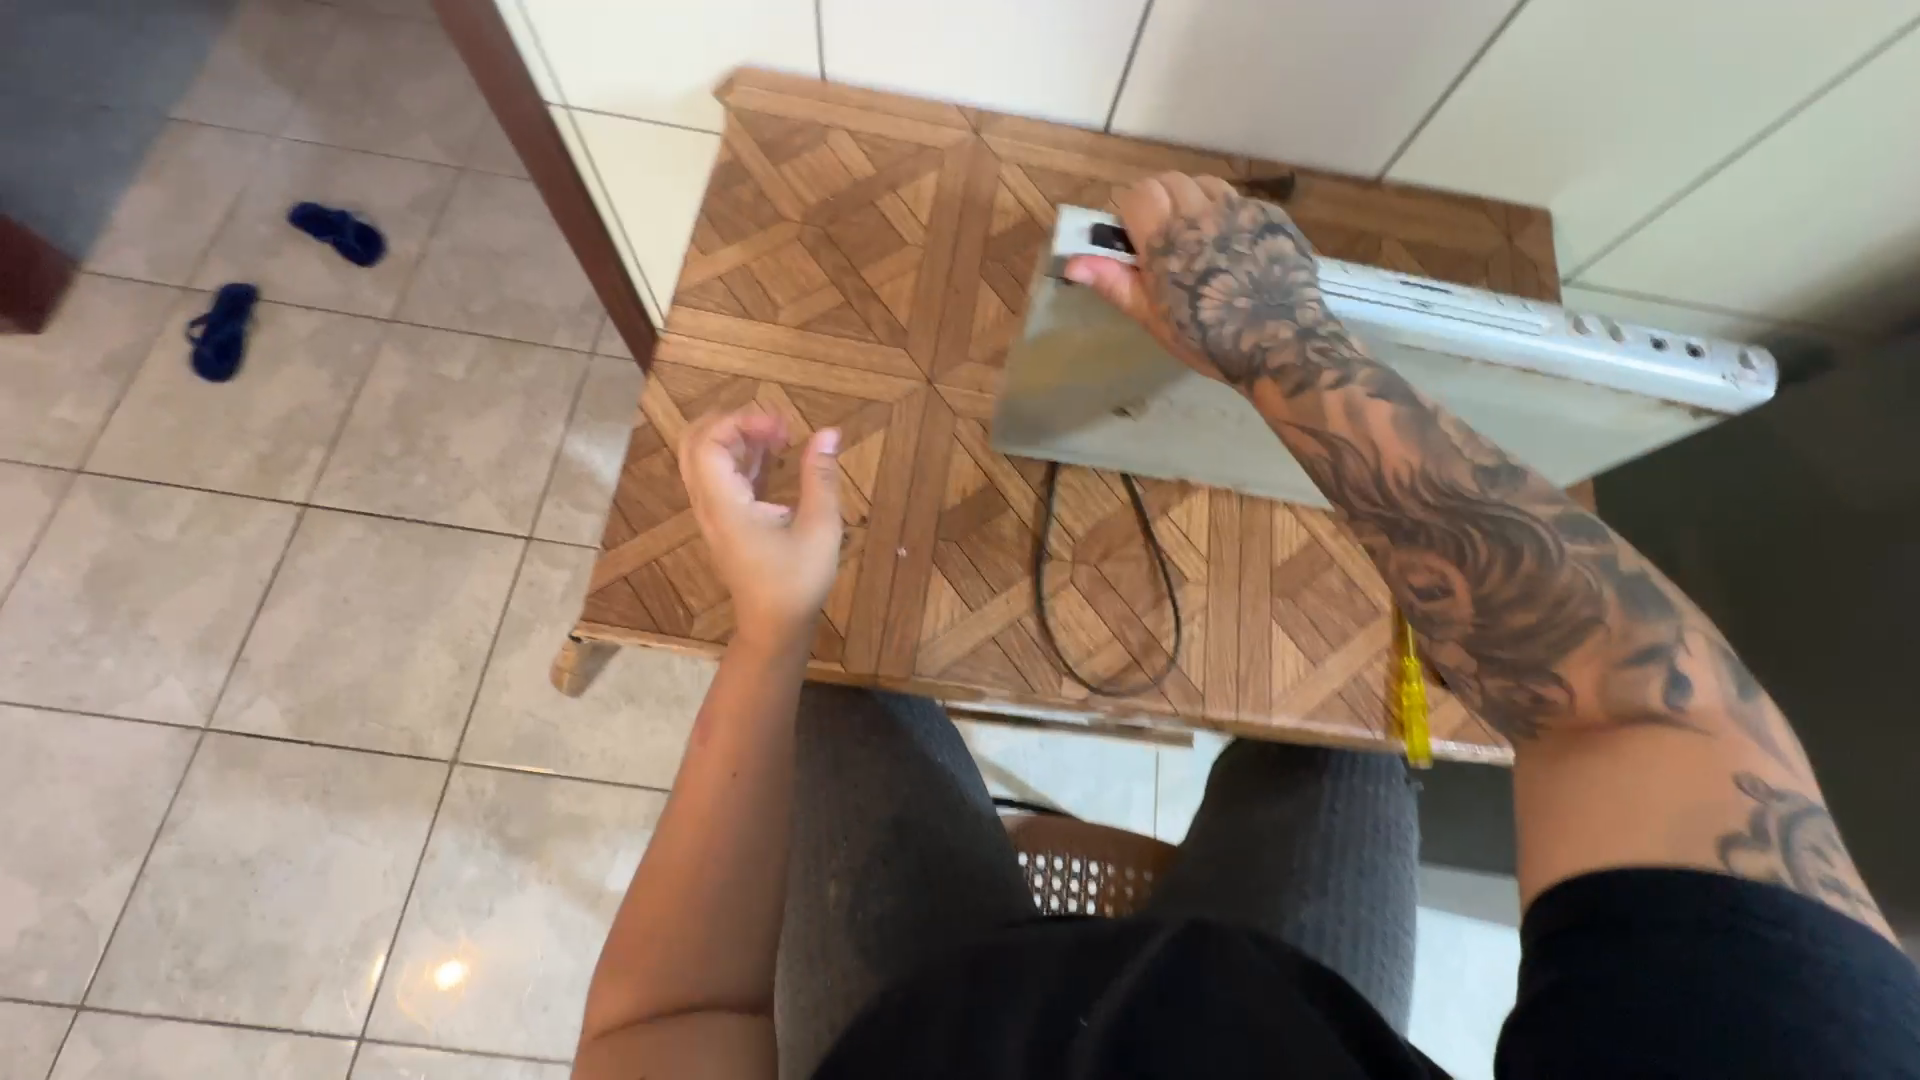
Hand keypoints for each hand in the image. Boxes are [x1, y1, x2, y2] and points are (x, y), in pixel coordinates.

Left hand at [678, 407, 842, 652]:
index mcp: (724, 504)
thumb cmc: (797, 581)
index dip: (741, 421)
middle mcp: (708, 504)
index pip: (709, 442)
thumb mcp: (820, 528)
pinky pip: (720, 477)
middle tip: (774, 425)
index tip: (782, 425)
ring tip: (780, 437)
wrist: (774, 626)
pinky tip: (774, 456)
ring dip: (738, 439)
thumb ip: (821, 477)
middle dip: (733, 422)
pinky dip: (741, 458)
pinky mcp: (724, 521)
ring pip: (705, 458)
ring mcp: (713, 513)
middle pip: (696, 443)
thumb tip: (829, 433)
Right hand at [1063, 172, 1331, 391]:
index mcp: (1165, 237)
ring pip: (1203, 184)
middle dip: (1157, 201)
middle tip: (1159, 236)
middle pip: (1168, 182)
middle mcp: (1200, 212)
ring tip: (1193, 235)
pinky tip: (1228, 245)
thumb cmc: (1206, 338)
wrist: (1279, 343)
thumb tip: (1072, 262)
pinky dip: (1224, 213)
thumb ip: (1114, 282)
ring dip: (1190, 200)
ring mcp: (1239, 209)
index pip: (1136, 194)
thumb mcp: (1152, 317)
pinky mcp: (1269, 215)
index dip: (1129, 211)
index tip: (1130, 236)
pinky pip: (1237, 200)